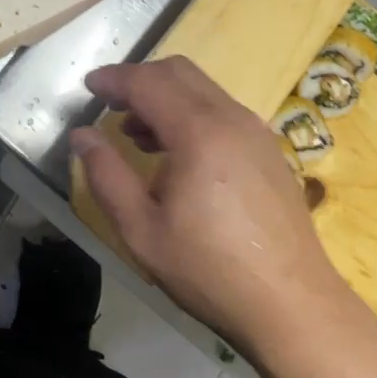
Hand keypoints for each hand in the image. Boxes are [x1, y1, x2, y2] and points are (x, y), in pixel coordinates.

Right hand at [71, 57, 343, 349]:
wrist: (294, 305)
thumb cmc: (211, 270)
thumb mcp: (142, 231)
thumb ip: (107, 176)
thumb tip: (82, 135)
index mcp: (199, 131)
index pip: (148, 82)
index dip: (114, 79)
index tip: (88, 87)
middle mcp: (231, 117)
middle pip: (178, 72)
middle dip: (140, 79)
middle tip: (110, 105)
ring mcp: (256, 131)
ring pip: (203, 89)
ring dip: (166, 96)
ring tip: (136, 135)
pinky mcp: (269, 149)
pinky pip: (222, 110)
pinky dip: (191, 112)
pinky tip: (177, 154)